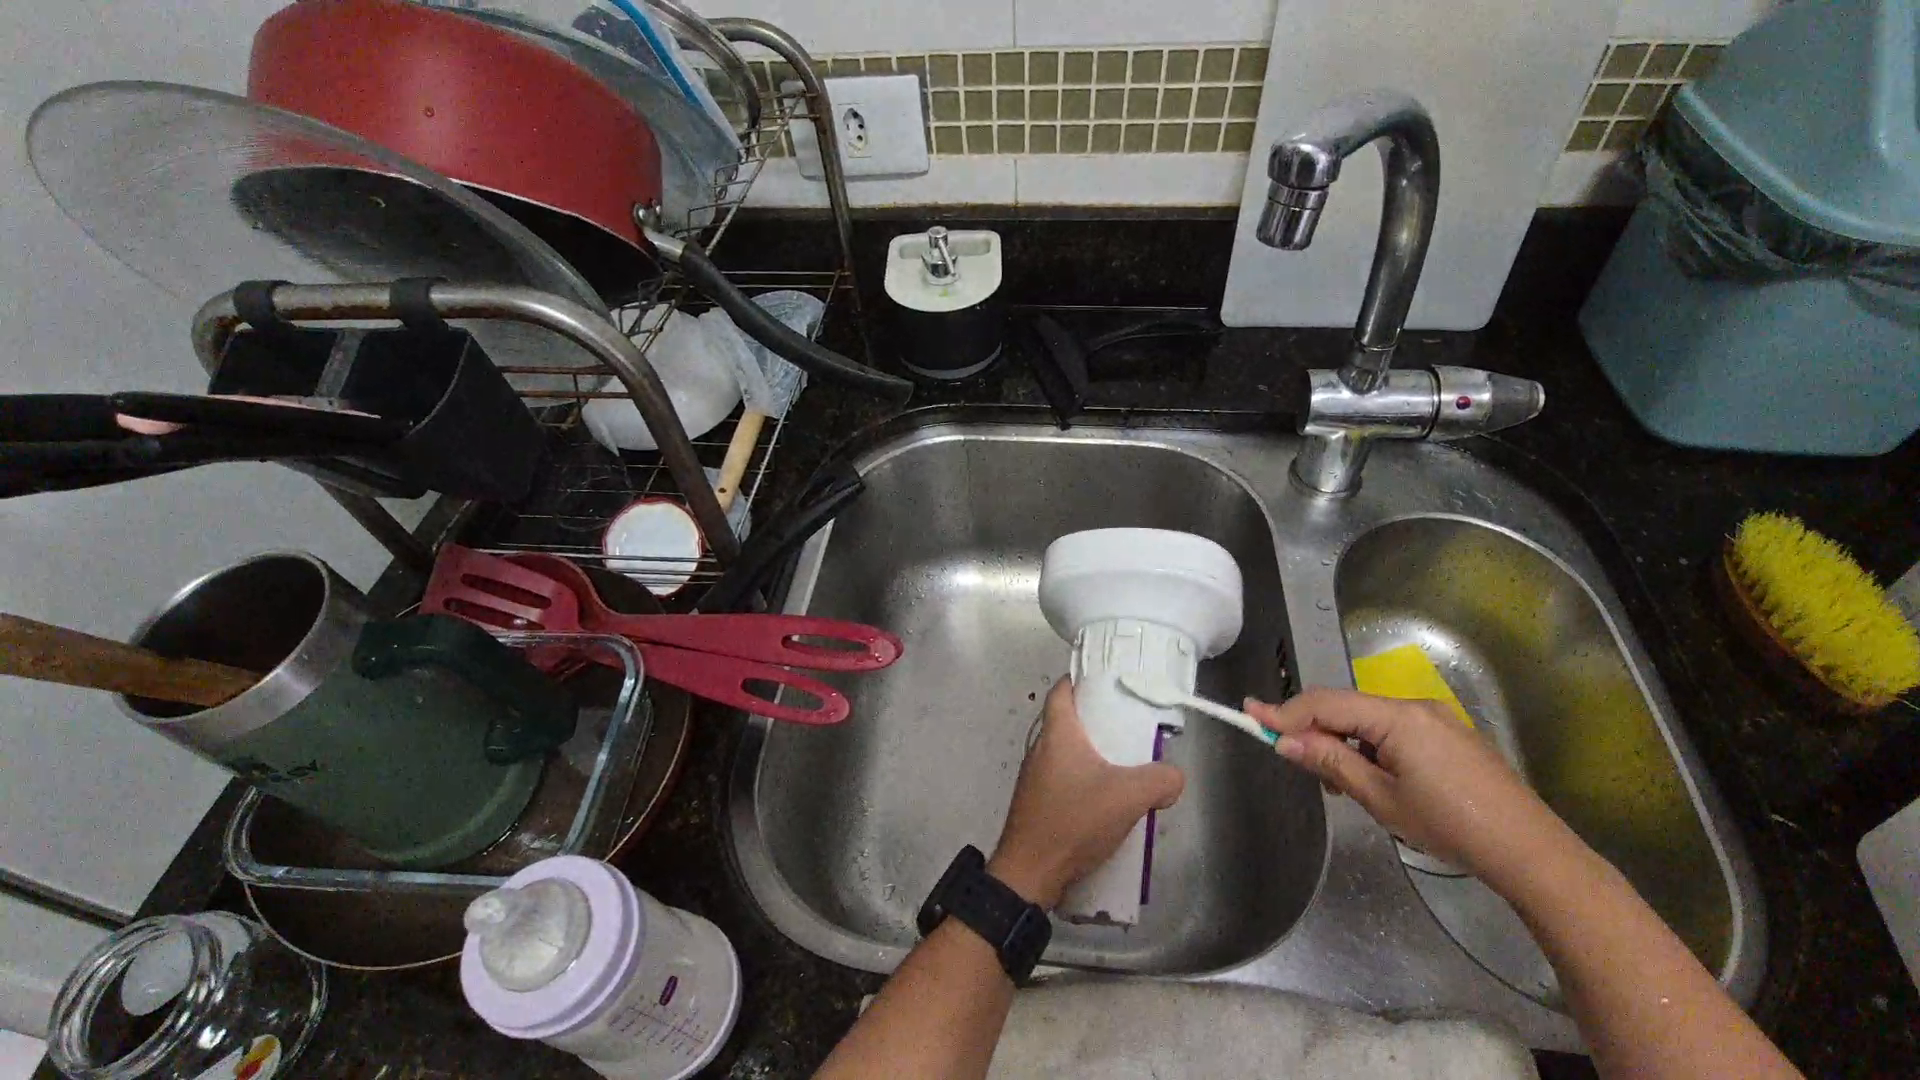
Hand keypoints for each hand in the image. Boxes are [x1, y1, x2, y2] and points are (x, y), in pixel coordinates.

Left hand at [989, 677, 1185, 908]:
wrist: (1029, 874)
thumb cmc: (1073, 821)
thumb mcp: (1129, 797)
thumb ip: (1161, 780)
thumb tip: (1173, 778)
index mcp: (1057, 734)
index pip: (1062, 690)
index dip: (1083, 680)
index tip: (1110, 683)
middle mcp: (1040, 749)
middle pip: (1068, 721)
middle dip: (1098, 722)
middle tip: (1130, 728)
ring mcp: (1034, 778)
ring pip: (1067, 753)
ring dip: (1093, 756)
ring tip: (1125, 767)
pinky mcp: (1036, 804)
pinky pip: (1063, 780)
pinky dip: (1084, 782)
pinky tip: (1106, 802)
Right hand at [1246, 687, 1574, 885]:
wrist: (1530, 852)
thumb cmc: (1450, 826)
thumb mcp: (1380, 798)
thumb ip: (1331, 761)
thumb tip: (1286, 741)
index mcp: (1398, 717)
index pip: (1326, 703)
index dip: (1285, 711)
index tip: (1250, 715)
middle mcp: (1416, 707)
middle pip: (1347, 707)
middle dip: (1314, 728)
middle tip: (1290, 757)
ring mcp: (1437, 719)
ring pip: (1369, 719)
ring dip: (1343, 741)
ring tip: (1338, 783)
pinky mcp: (1450, 736)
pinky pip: (1394, 729)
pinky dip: (1370, 746)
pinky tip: (1372, 778)